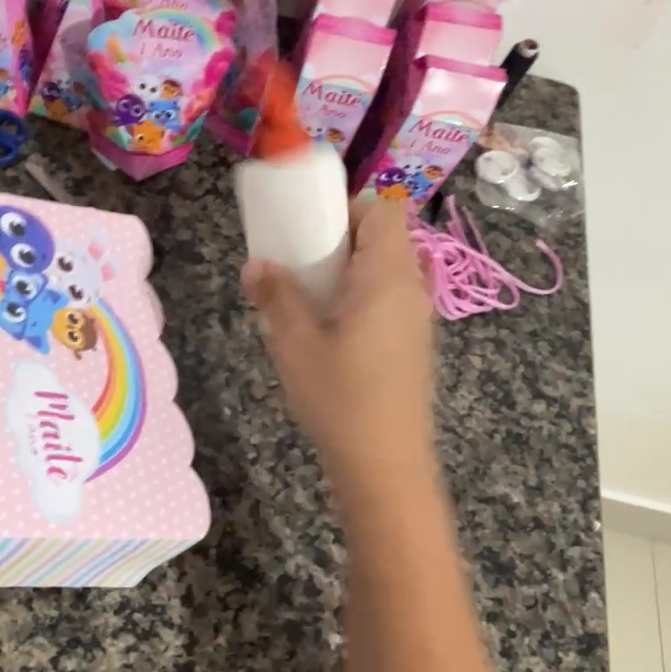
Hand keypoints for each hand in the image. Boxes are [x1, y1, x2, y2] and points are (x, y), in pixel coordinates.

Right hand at [242, 198, 434, 484]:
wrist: (383, 462)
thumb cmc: (339, 397)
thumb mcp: (294, 345)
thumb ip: (276, 297)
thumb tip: (255, 265)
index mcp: (386, 277)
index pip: (383, 210)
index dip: (347, 209)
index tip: (308, 229)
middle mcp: (411, 289)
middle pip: (382, 240)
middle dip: (338, 243)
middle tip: (297, 267)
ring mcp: (415, 319)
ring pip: (383, 274)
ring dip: (345, 275)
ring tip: (306, 303)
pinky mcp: (411, 346)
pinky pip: (386, 303)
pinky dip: (357, 302)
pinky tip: (327, 337)